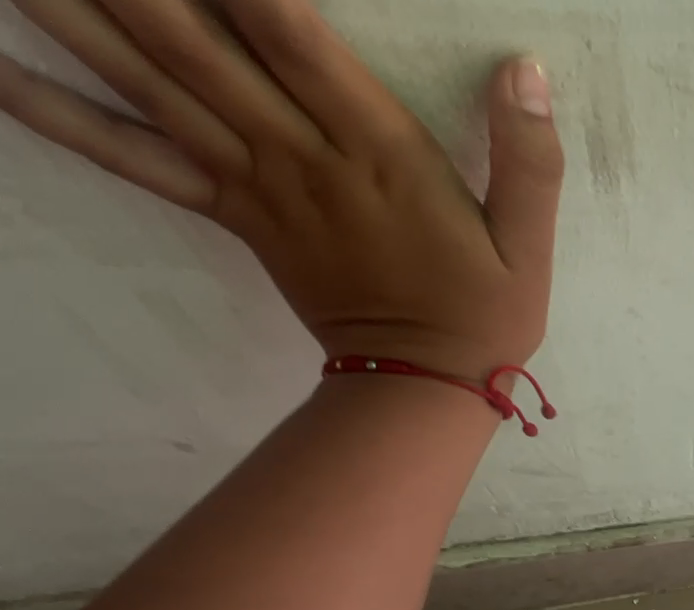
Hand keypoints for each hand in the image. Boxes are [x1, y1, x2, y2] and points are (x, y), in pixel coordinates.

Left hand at [0, 0, 562, 378]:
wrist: (427, 380)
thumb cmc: (485, 310)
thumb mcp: (529, 244)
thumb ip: (528, 160)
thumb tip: (527, 71)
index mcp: (380, 154)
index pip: (294, 36)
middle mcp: (301, 156)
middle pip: (194, 41)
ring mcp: (257, 185)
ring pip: (149, 84)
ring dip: (71, 14)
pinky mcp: (234, 215)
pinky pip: (132, 162)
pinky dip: (54, 115)